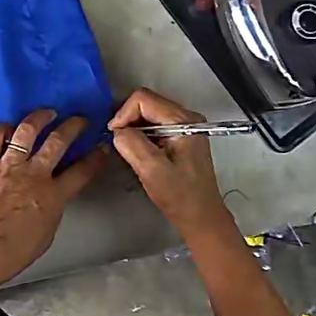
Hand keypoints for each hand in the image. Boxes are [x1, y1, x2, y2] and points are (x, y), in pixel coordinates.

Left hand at [0, 110, 108, 291]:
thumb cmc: (11, 252)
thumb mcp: (46, 234)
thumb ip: (53, 209)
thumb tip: (53, 198)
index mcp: (54, 195)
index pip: (82, 171)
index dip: (95, 157)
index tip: (102, 147)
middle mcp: (35, 174)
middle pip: (59, 141)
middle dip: (74, 126)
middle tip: (80, 119)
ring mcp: (8, 165)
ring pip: (28, 130)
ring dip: (40, 117)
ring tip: (48, 113)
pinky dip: (3, 129)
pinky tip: (8, 128)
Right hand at [108, 89, 237, 238]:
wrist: (201, 216)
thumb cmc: (180, 196)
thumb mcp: (152, 170)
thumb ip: (133, 144)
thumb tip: (117, 130)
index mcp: (183, 121)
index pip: (144, 99)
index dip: (123, 113)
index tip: (114, 135)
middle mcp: (186, 117)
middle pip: (147, 103)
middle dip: (127, 119)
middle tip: (116, 141)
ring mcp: (185, 127)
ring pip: (149, 114)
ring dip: (133, 128)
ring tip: (125, 148)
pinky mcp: (181, 138)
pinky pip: (155, 126)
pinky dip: (141, 135)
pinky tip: (136, 152)